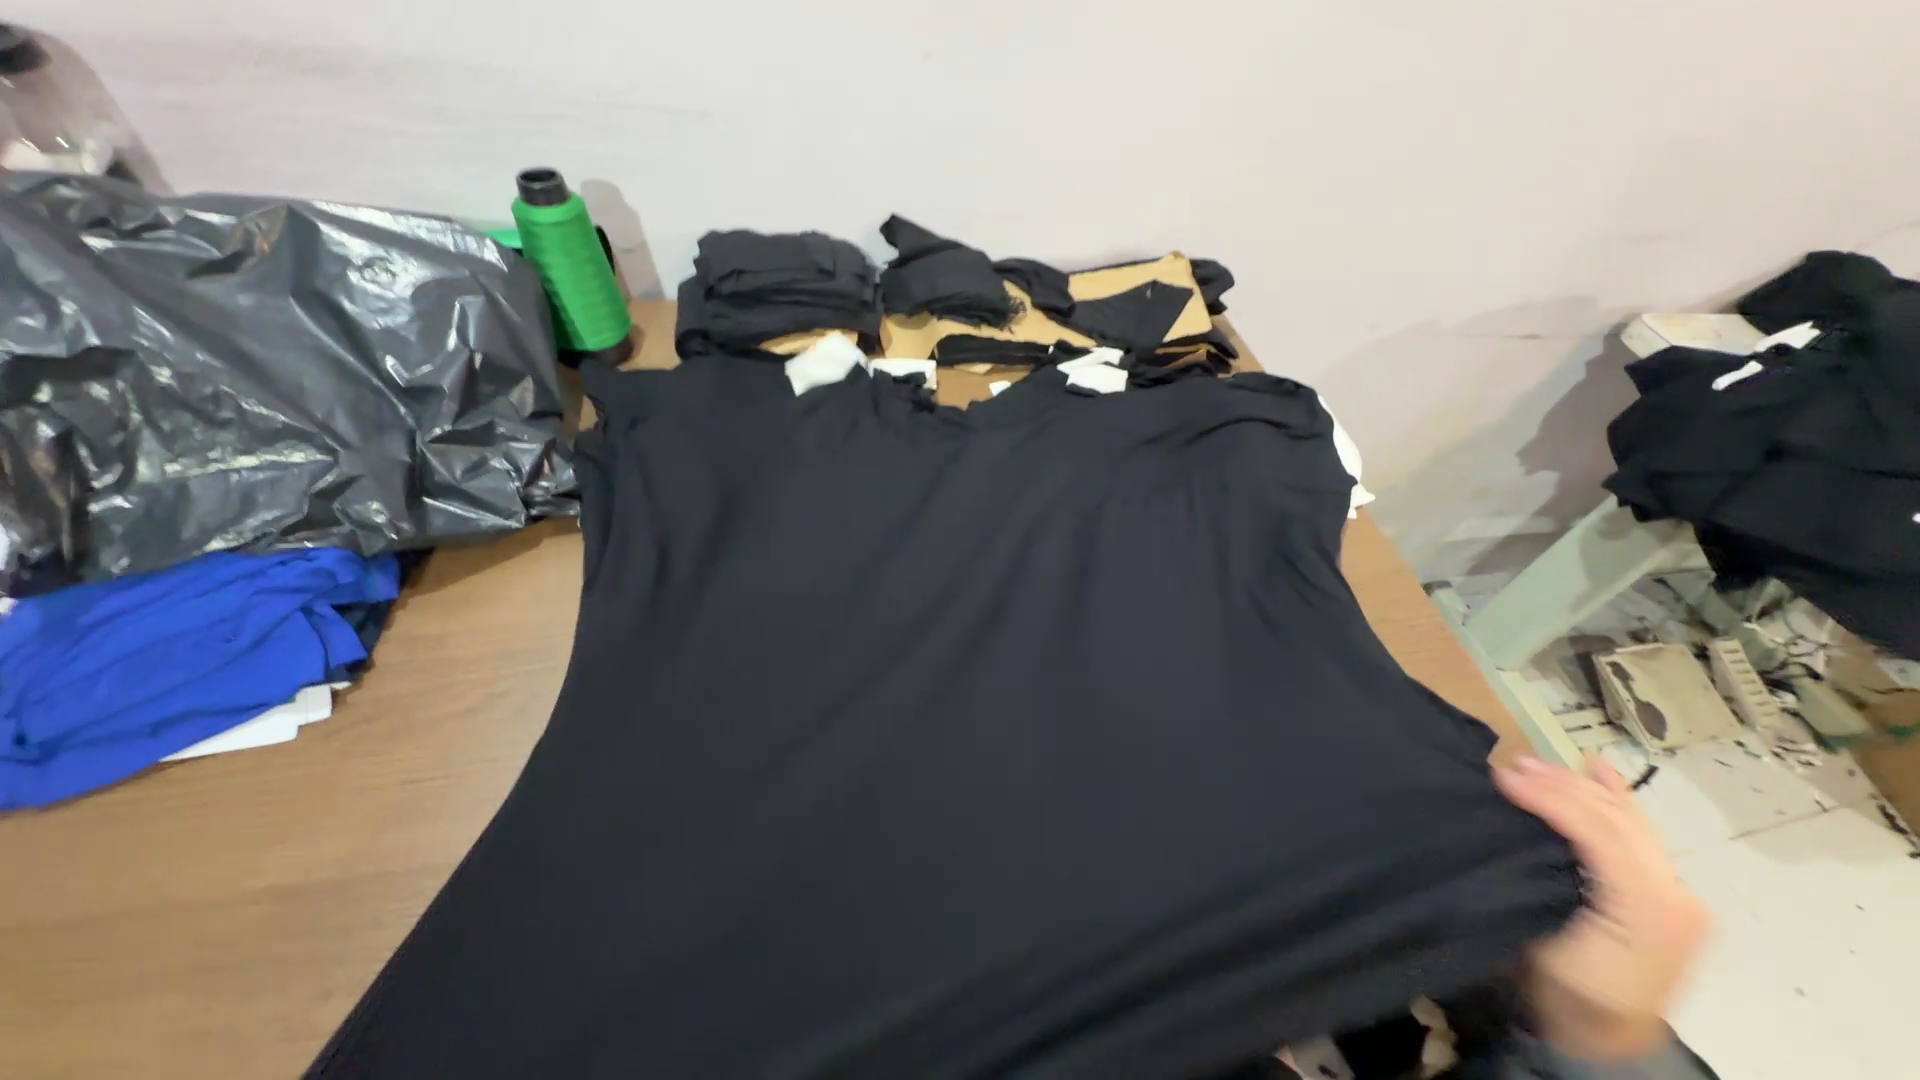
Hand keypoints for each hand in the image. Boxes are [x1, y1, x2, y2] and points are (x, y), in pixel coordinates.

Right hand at [1493, 755, 1711, 1061]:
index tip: (1502, 777)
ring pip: (1631, 820)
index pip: (1600, 833)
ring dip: (1582, 786)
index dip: (1551, 798)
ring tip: (1536, 765)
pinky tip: (1599, 769)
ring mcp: (1678, 891)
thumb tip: (1512, 823)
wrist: (1604, 1037)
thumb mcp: (1546, 936)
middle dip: (1563, 785)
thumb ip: (1540, 878)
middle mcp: (1674, 891)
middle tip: (1511, 766)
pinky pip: (1643, 835)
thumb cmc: (1567, 990)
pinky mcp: (1670, 893)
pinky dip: (1619, 797)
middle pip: (1617, 820)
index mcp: (1648, 907)